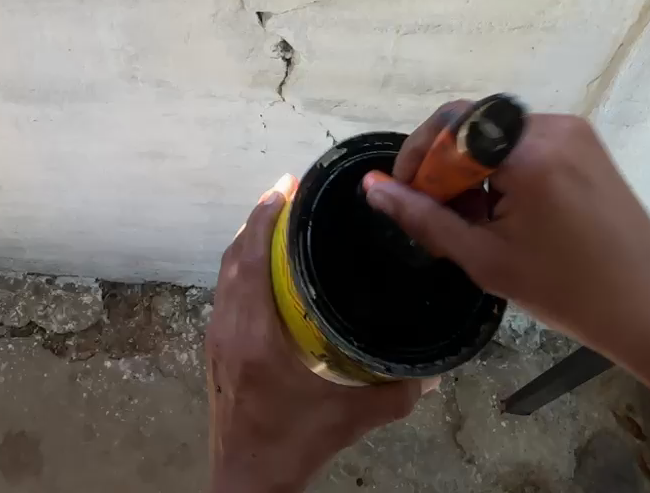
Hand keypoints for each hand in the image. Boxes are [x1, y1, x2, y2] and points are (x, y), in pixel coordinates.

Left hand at [207, 176, 427, 492]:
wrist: (247, 478)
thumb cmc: (295, 442)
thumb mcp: (350, 417)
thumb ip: (395, 391)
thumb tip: (435, 368)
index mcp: (255, 335)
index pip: (251, 259)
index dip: (265, 217)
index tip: (287, 186)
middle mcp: (229, 326)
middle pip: (235, 255)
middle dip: (259, 217)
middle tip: (289, 190)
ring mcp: (216, 333)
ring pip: (226, 269)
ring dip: (249, 237)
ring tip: (278, 215)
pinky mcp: (214, 342)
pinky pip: (224, 287)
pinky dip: (241, 261)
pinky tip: (264, 259)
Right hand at [360, 103, 649, 377]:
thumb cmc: (567, 292)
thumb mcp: (483, 258)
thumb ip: (422, 216)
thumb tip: (372, 187)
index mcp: (528, 153)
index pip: (450, 125)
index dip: (419, 156)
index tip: (406, 193)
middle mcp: (551, 126)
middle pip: (472, 125)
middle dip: (444, 163)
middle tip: (436, 209)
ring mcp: (573, 132)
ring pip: (496, 133)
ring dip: (473, 165)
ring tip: (473, 216)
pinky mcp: (587, 143)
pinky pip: (525, 140)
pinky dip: (504, 166)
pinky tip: (507, 208)